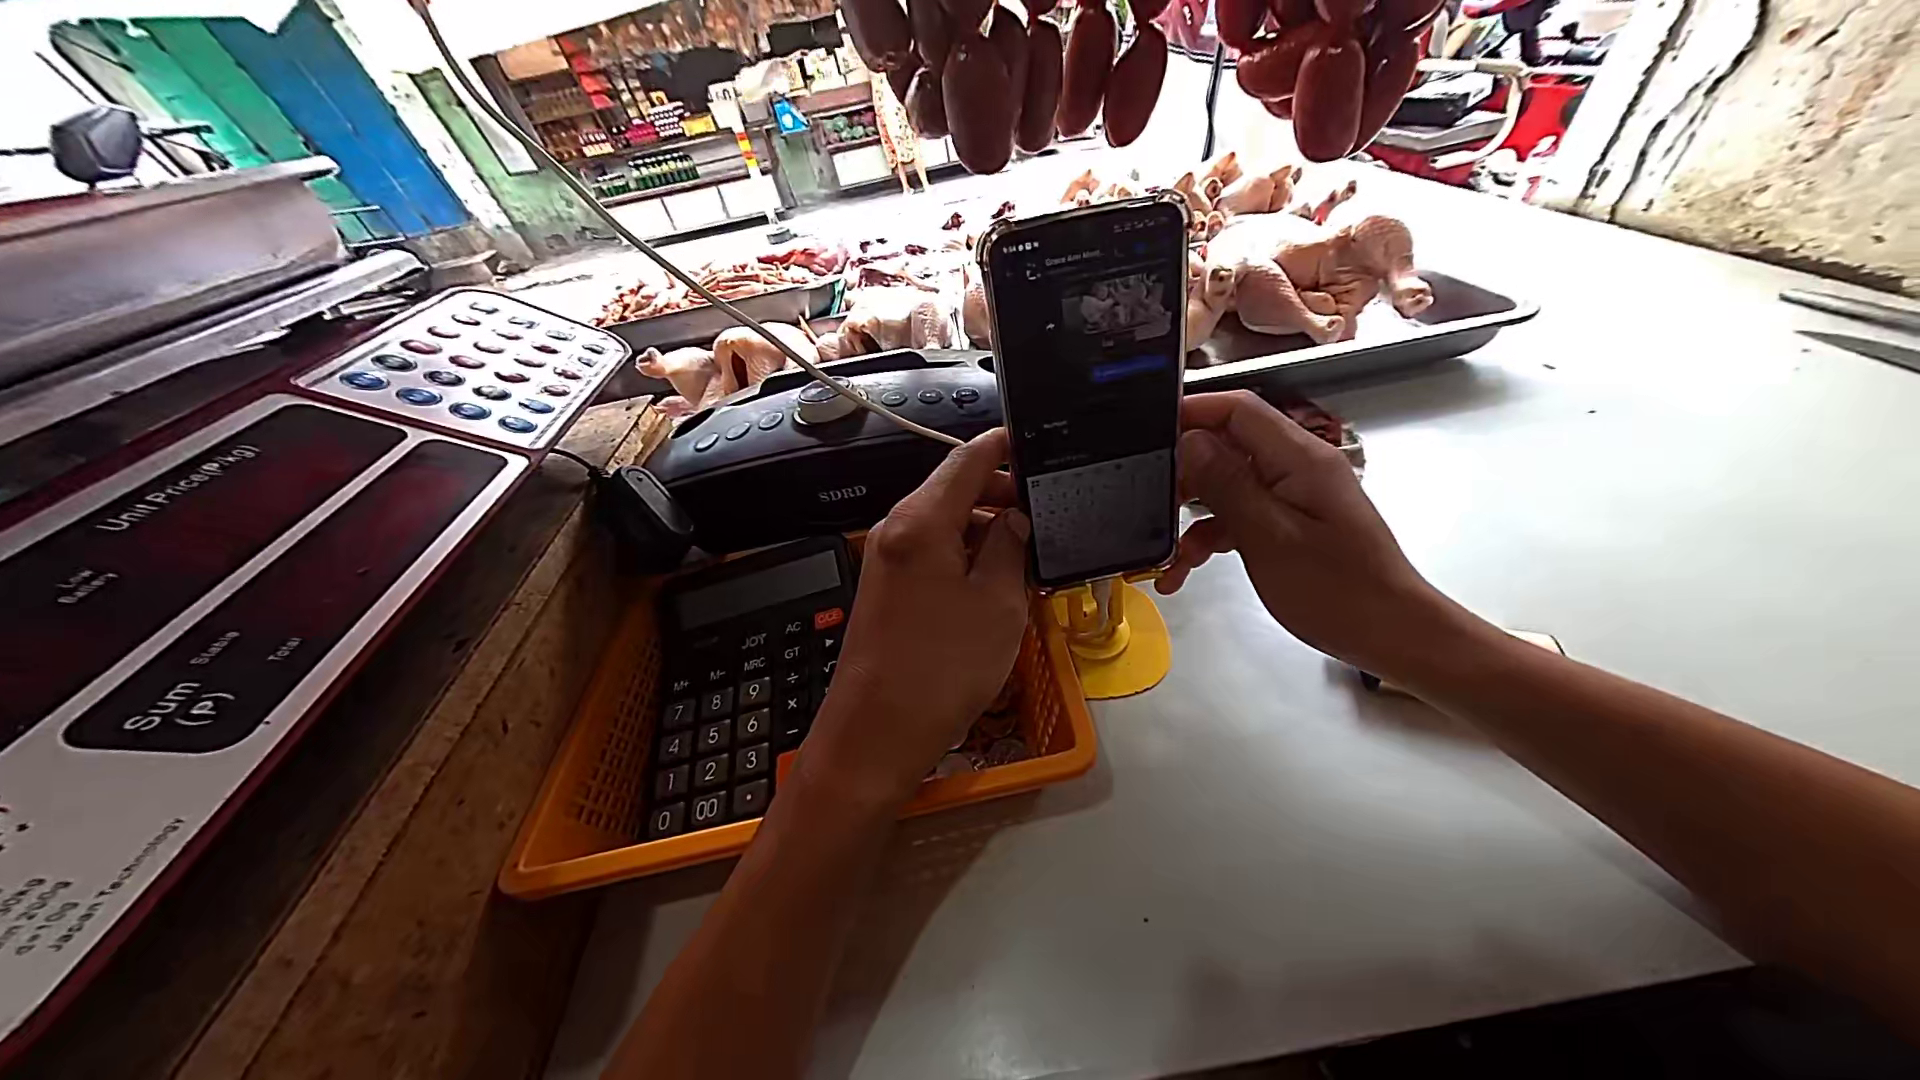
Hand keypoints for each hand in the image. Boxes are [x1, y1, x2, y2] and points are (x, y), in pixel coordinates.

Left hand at [803, 430, 1031, 806]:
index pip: (966, 460)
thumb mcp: (997, 602)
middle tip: (1041, 515)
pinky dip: (963, 555)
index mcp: (920, 522)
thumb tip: (1015, 520)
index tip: (1032, 445)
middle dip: (999, 494)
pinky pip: (930, 553)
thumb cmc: (939, 670)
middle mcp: (895, 532)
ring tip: (1024, 554)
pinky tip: (993, 580)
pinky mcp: (887, 589)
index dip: (1002, 447)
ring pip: (943, 523)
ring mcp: (886, 561)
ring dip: (983, 529)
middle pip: (952, 489)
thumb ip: (1009, 548)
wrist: (877, 732)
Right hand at [1158, 391, 1466, 678]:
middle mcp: (1297, 468)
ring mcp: (1293, 494)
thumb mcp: (1268, 537)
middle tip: (1153, 499)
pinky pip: (1239, 514)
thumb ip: (1226, 485)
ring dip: (1192, 513)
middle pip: (1228, 445)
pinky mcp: (1289, 521)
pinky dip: (1210, 535)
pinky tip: (1188, 566)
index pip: (1238, 410)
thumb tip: (1190, 443)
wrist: (1389, 634)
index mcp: (1299, 459)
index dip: (1192, 411)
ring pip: (1227, 484)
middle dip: (1185, 472)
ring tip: (1168, 549)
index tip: (1151, 429)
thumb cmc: (1338, 590)